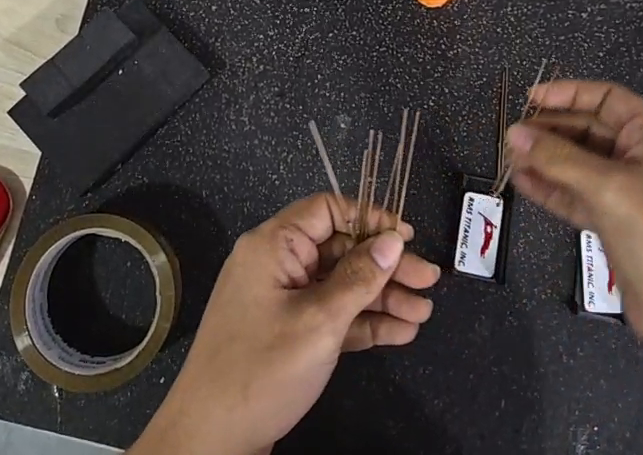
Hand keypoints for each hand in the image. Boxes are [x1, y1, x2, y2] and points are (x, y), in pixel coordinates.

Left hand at [129, 194, 441, 454]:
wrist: (212, 438)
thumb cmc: (263, 369)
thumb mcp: (318, 321)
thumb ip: (358, 278)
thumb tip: (392, 240)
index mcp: (273, 245)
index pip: (326, 210)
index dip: (368, 219)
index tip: (406, 239)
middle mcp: (277, 264)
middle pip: (340, 250)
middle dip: (385, 266)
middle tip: (430, 282)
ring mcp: (282, 300)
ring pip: (340, 286)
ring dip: (382, 298)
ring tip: (423, 314)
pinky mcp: (288, 334)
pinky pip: (332, 315)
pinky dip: (364, 322)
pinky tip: (401, 332)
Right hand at [505, 80, 642, 351]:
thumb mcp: (610, 188)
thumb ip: (558, 158)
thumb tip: (514, 132)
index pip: (608, 99)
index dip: (569, 93)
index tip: (531, 99)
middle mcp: (641, 162)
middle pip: (589, 131)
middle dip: (551, 130)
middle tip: (512, 135)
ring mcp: (628, 196)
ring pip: (579, 166)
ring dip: (546, 159)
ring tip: (510, 158)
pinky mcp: (615, 227)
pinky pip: (576, 197)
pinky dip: (551, 189)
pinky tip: (523, 183)